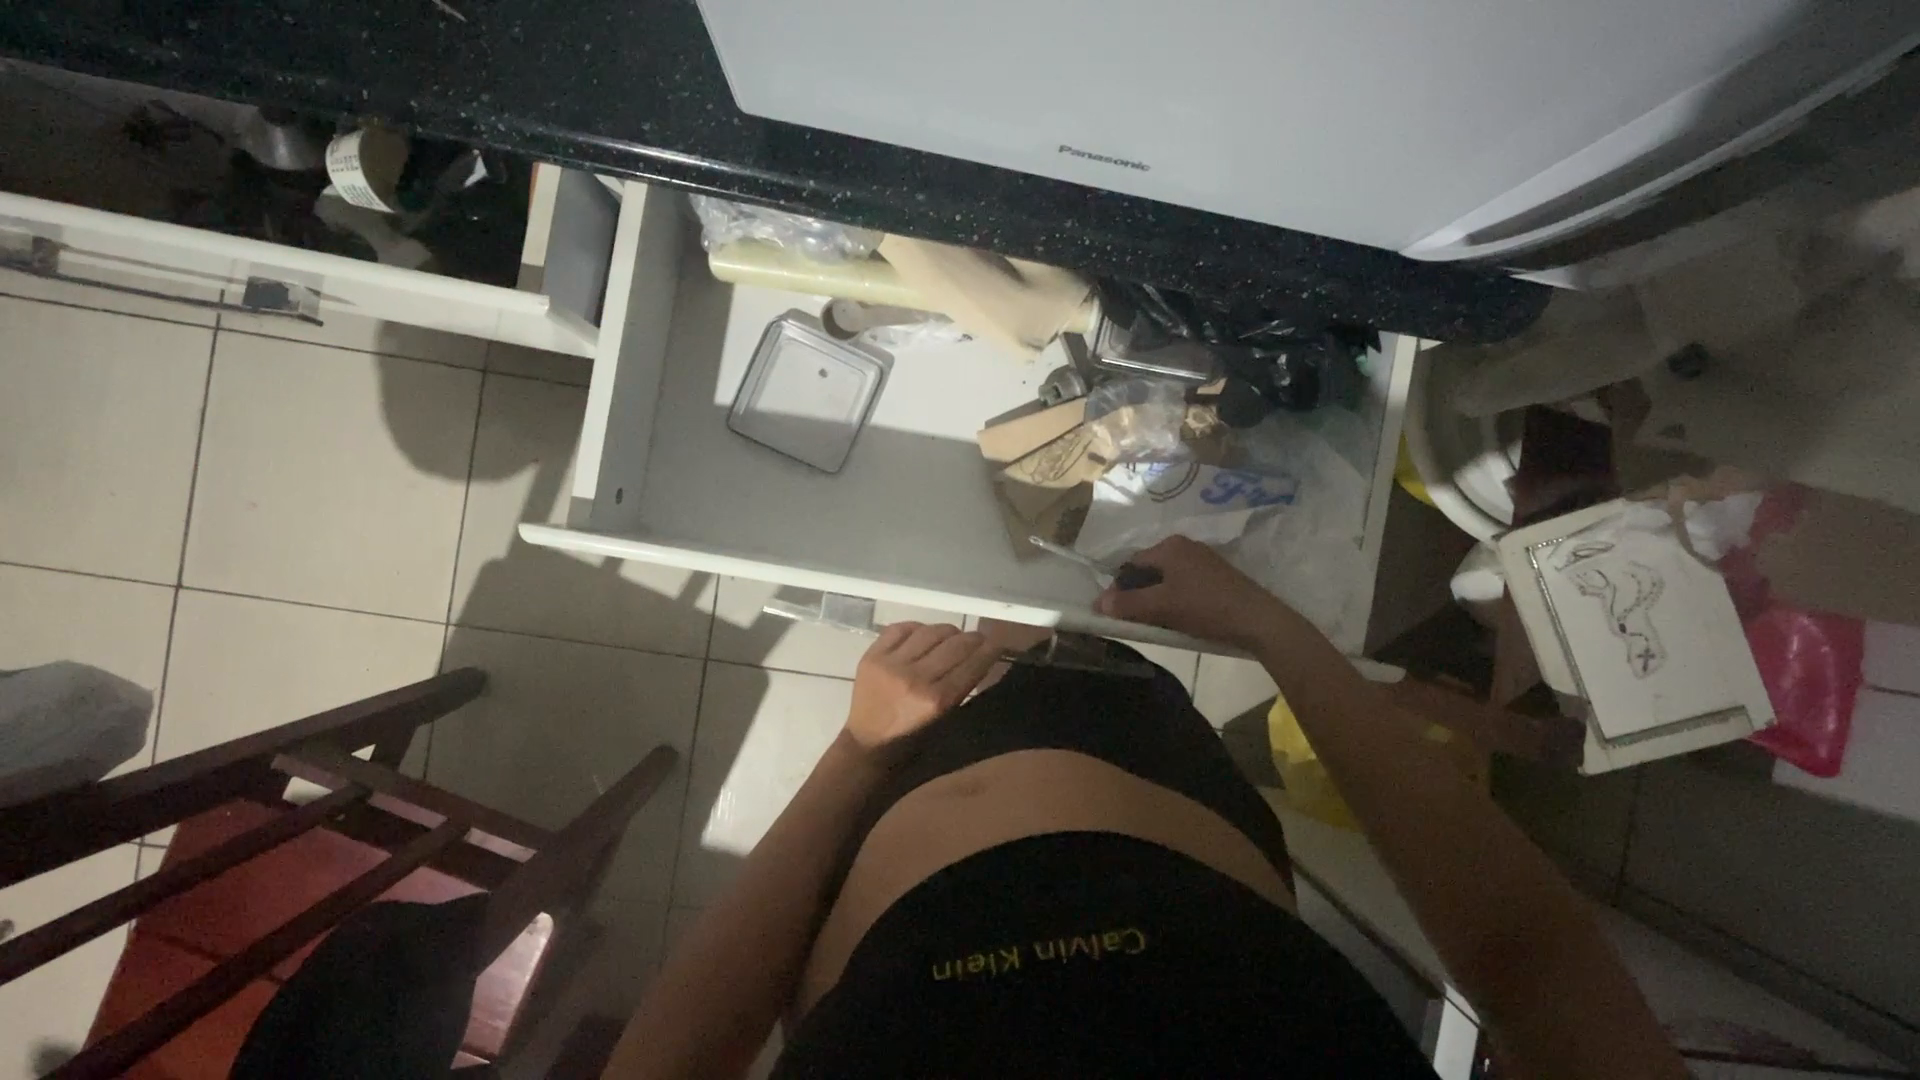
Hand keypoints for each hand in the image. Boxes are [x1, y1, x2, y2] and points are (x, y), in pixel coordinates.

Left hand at [843, 622, 1000, 751]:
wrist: (866, 746)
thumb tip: (978, 658)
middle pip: (954, 644)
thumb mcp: (944, 721)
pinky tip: (924, 634)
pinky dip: (917, 628)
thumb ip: (961, 689)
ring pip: (930, 631)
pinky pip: (900, 628)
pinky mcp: (872, 656)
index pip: (972, 665)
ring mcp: (891, 664)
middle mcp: (915, 678)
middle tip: (979, 638)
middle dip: (973, 638)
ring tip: (952, 636)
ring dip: (947, 631)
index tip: (998, 642)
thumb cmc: (911, 741)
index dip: (989, 650)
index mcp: (936, 701)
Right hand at [1095, 535, 1299, 648]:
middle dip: (1138, 594)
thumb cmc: (1205, 608)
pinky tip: (1181, 618)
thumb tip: (1097, 603)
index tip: (1117, 613)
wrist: (1258, 621)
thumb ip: (1127, 604)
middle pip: (1148, 571)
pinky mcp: (1217, 576)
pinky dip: (1176, 600)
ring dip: (1157, 599)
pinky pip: (1184, 585)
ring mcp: (1203, 560)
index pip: (1130, 564)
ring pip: (1166, 579)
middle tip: (1137, 620)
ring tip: (1160, 621)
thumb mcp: (1161, 607)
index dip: (1119, 589)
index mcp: (1170, 546)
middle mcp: (1185, 546)